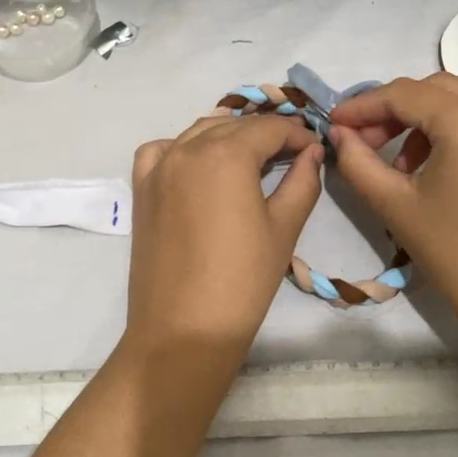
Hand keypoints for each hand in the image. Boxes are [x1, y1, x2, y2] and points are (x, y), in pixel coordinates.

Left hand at [127, 115, 323, 353]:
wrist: (183, 329)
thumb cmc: (243, 280)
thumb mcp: (283, 229)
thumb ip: (302, 182)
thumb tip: (312, 153)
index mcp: (226, 154)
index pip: (269, 127)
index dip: (298, 134)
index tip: (315, 150)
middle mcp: (187, 149)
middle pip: (234, 126)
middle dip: (266, 134)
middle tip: (292, 155)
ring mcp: (159, 168)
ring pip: (198, 133)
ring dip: (228, 137)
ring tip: (252, 160)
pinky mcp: (141, 190)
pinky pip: (161, 151)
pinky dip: (182, 148)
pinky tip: (198, 166)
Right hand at [327, 74, 457, 338]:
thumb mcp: (397, 207)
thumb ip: (359, 163)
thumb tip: (339, 134)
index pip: (405, 94)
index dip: (363, 105)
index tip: (334, 123)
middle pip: (436, 89)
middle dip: (395, 109)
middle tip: (363, 141)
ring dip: (426, 119)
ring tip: (402, 164)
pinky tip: (439, 166)